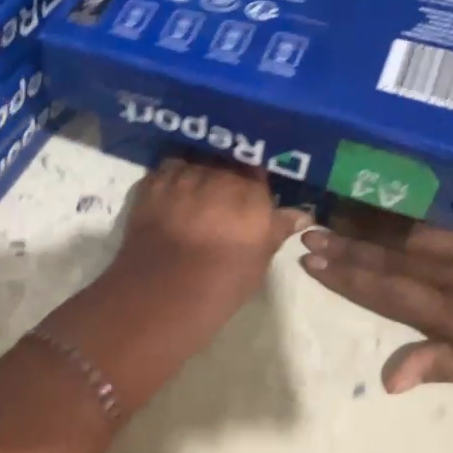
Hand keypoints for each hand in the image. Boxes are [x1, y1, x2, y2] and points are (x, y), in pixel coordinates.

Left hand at [107, 158, 306, 312]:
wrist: (164, 290)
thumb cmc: (221, 283)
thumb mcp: (258, 262)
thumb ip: (276, 230)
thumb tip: (300, 214)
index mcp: (251, 193)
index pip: (256, 172)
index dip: (251, 181)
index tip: (247, 193)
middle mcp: (218, 174)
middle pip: (225, 163)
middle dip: (223, 174)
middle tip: (218, 196)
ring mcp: (183, 175)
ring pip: (195, 161)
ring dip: (196, 173)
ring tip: (192, 193)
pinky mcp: (153, 182)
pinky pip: (167, 169)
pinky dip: (170, 178)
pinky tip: (169, 195)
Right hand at [300, 212, 452, 395]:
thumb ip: (439, 364)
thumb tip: (387, 380)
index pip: (388, 292)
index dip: (347, 277)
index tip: (311, 262)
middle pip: (393, 257)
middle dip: (347, 245)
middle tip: (309, 231)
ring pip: (416, 231)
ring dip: (371, 221)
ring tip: (335, 209)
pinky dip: (418, 207)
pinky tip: (392, 197)